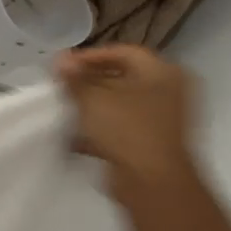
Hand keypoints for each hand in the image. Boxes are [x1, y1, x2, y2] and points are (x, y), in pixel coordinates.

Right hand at [56, 44, 198, 194]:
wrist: (152, 178)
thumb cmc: (126, 129)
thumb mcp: (93, 99)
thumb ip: (75, 78)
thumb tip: (60, 58)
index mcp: (163, 73)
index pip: (123, 52)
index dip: (89, 56)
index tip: (60, 68)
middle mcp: (170, 89)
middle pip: (123, 75)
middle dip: (88, 81)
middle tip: (60, 87)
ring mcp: (164, 115)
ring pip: (121, 100)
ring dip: (92, 103)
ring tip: (65, 109)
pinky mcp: (154, 136)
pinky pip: (122, 122)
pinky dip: (100, 124)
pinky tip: (77, 134)